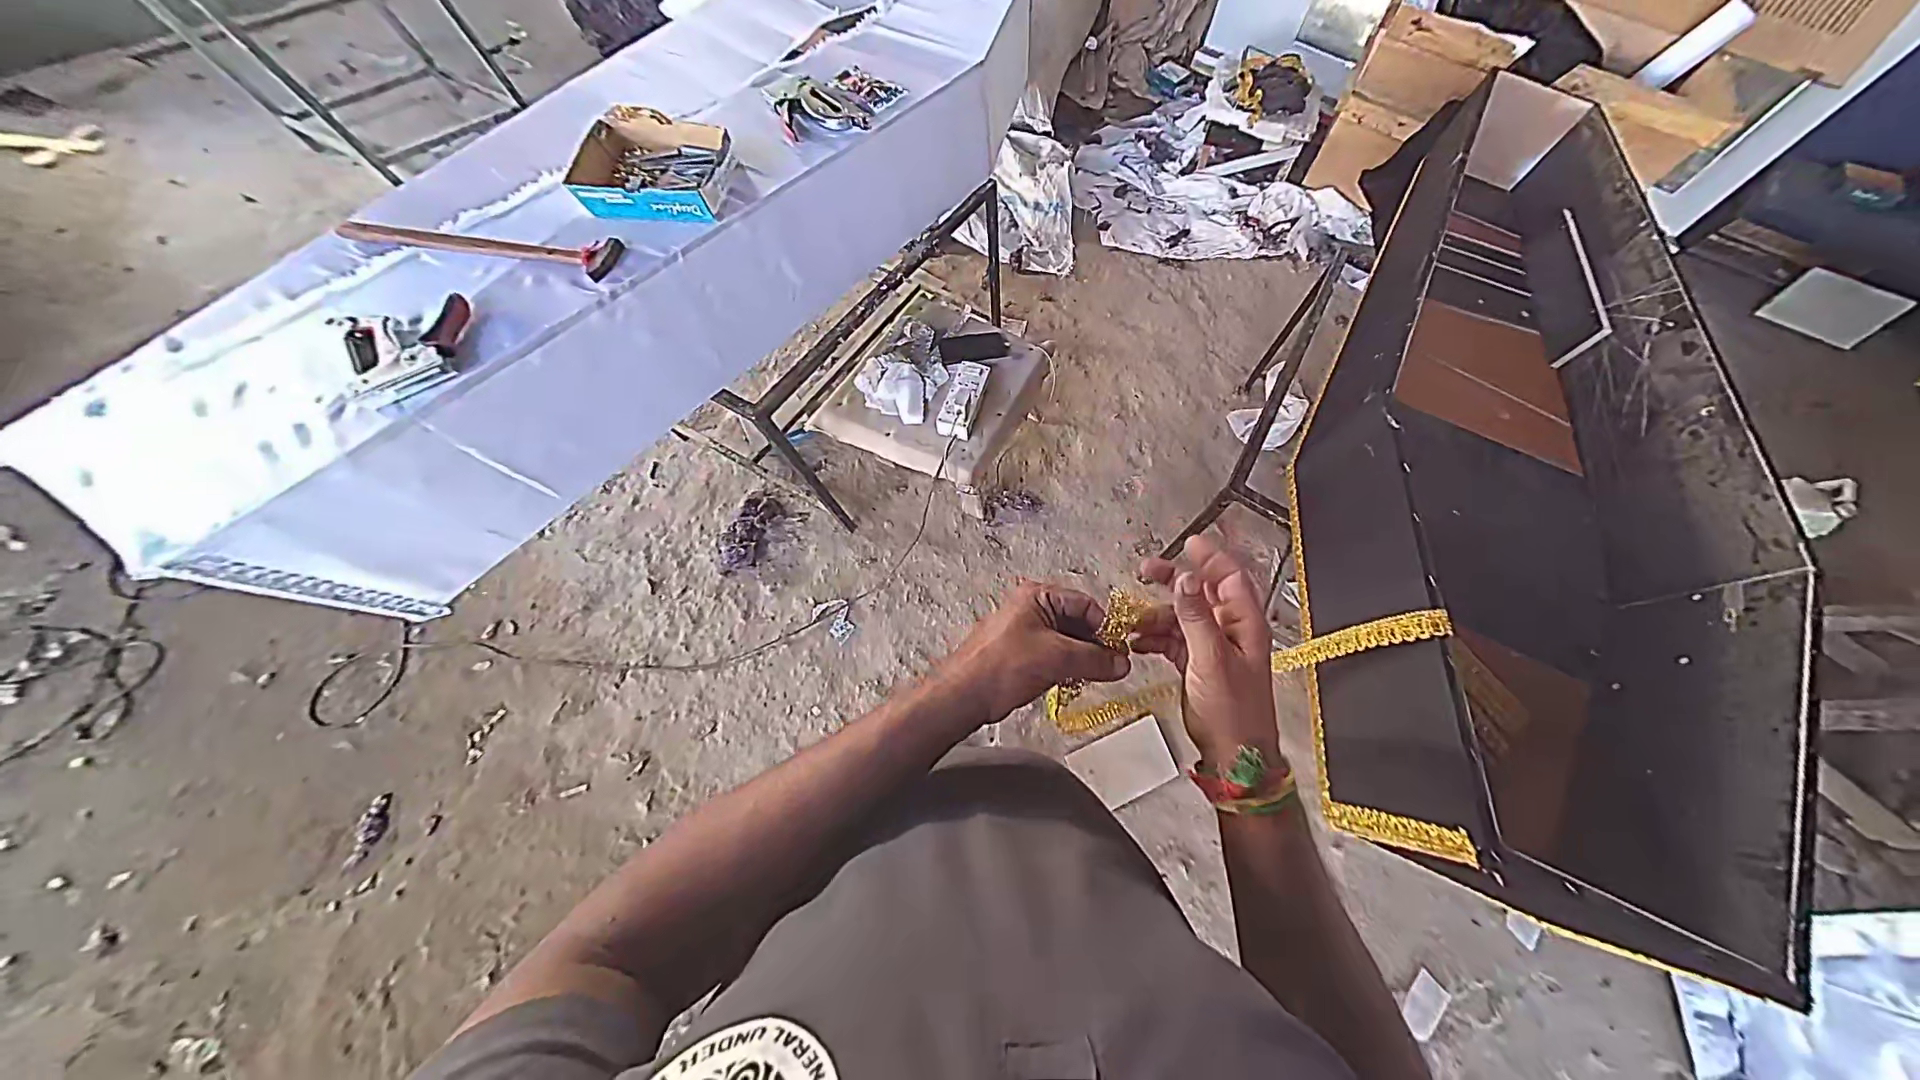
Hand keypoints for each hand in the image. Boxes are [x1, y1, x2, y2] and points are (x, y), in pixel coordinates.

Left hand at [935, 580, 1131, 724]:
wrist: (964, 696)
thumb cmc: (997, 667)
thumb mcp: (1057, 658)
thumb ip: (1095, 659)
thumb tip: (1119, 662)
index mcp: (1036, 596)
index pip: (1085, 604)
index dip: (1105, 626)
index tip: (1121, 648)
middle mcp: (1030, 609)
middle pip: (1077, 623)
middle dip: (1095, 645)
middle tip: (1112, 665)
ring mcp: (1025, 632)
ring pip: (1067, 641)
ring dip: (1082, 659)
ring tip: (1092, 675)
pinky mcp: (1021, 654)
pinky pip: (1054, 656)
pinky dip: (1067, 667)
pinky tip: (1072, 681)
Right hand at [1134, 536, 1282, 770]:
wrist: (1234, 755)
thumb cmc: (1232, 711)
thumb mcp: (1211, 659)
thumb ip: (1196, 617)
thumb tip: (1184, 578)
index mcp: (1245, 624)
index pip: (1229, 578)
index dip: (1210, 558)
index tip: (1189, 542)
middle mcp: (1230, 631)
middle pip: (1200, 594)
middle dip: (1173, 582)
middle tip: (1146, 570)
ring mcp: (1212, 647)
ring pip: (1181, 618)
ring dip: (1156, 617)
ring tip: (1132, 622)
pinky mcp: (1196, 663)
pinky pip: (1173, 640)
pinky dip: (1154, 638)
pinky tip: (1137, 643)